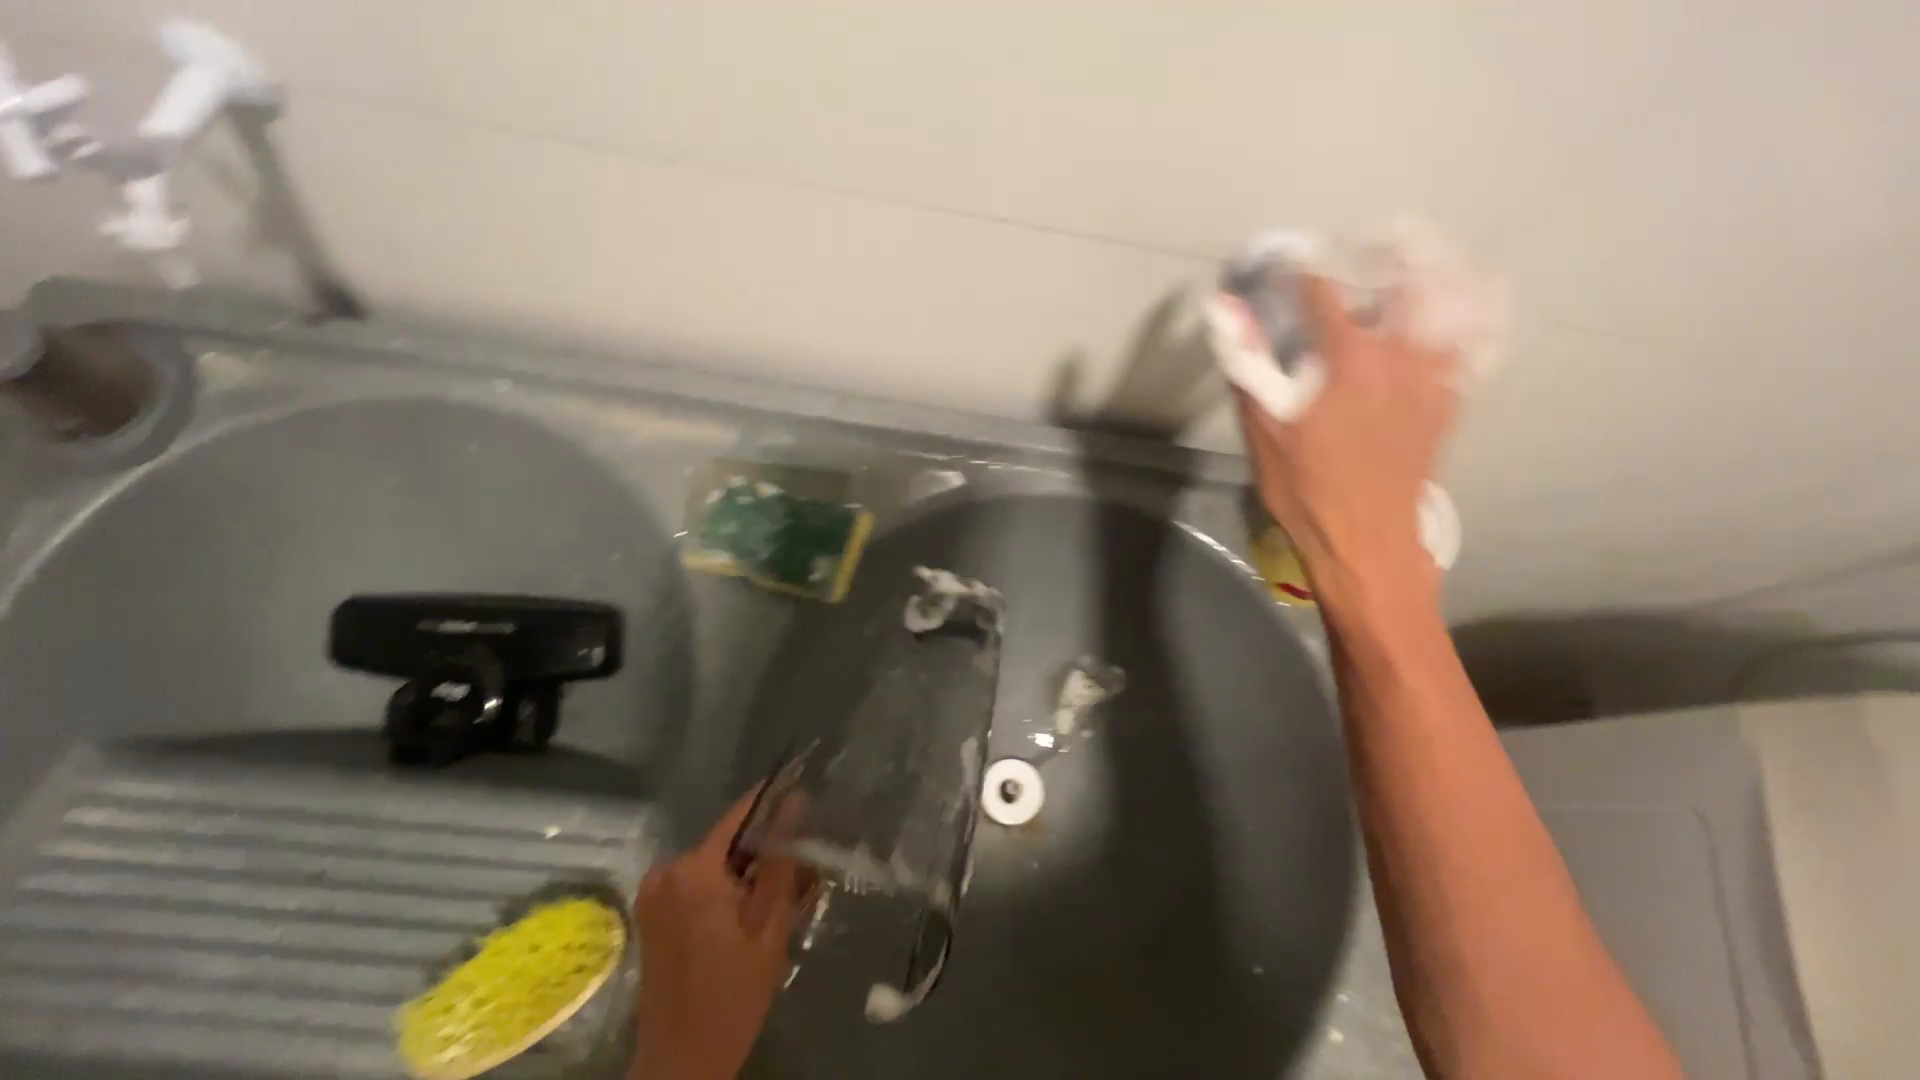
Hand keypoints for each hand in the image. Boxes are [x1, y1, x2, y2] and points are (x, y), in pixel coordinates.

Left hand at [632, 789, 813, 1079]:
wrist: (683, 1060)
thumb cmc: (733, 993)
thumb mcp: (769, 925)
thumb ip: (781, 860)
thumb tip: (795, 802)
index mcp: (694, 870)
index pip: (740, 816)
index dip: (773, 802)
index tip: (804, 786)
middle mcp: (666, 871)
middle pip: (728, 844)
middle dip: (765, 852)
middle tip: (804, 872)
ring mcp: (653, 893)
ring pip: (714, 866)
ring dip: (747, 875)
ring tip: (784, 899)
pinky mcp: (651, 914)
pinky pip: (697, 886)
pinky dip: (725, 892)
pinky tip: (752, 916)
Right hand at [1232, 275, 1459, 601]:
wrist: (1368, 540)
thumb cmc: (1307, 486)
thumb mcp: (1263, 428)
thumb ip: (1248, 361)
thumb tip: (1227, 307)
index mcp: (1349, 355)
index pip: (1321, 290)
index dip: (1300, 269)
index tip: (1285, 260)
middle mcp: (1400, 352)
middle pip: (1403, 279)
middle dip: (1386, 251)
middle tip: (1369, 239)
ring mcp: (1434, 376)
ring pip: (1448, 304)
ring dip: (1433, 275)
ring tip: (1419, 259)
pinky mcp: (1450, 401)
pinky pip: (1472, 345)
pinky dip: (1469, 316)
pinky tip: (1463, 306)